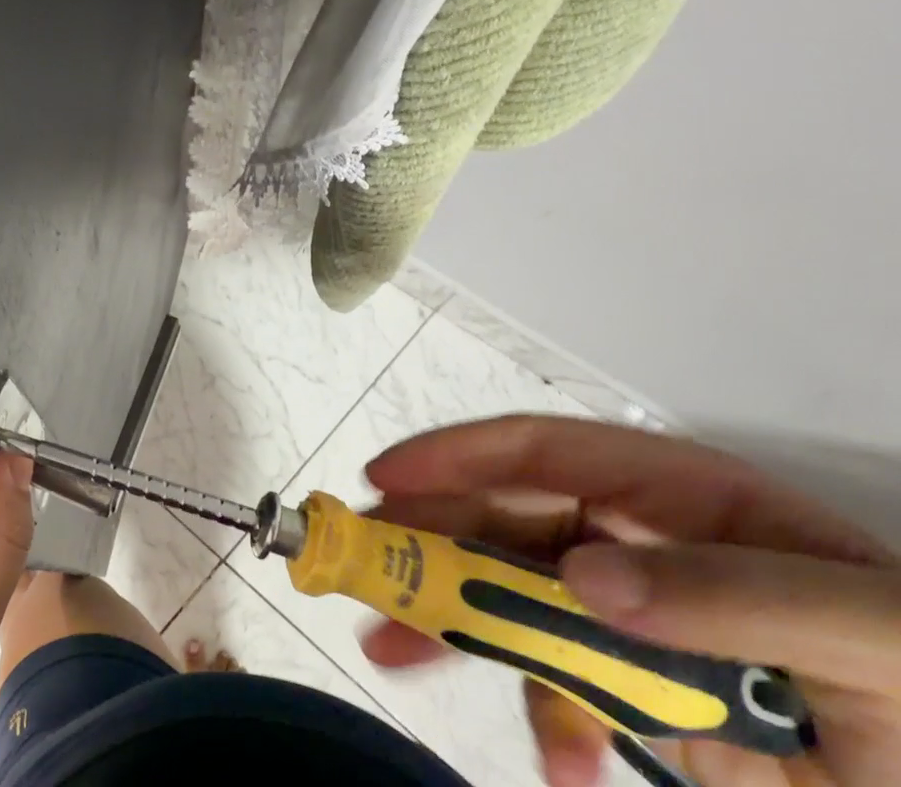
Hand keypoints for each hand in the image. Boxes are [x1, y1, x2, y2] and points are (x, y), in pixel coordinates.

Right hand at [357, 415, 900, 786]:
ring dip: (447, 626)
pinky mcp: (632, 686)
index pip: (548, 454)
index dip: (457, 456)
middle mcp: (639, 544)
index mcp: (687, 502)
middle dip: (427, 546)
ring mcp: (629, 618)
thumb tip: (578, 572)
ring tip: (387, 652)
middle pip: (503, 522)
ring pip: (506, 598)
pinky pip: (556, 686)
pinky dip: (546, 723)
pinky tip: (565, 770)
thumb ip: (735, 592)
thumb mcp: (874, 638)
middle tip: (359, 571)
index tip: (382, 481)